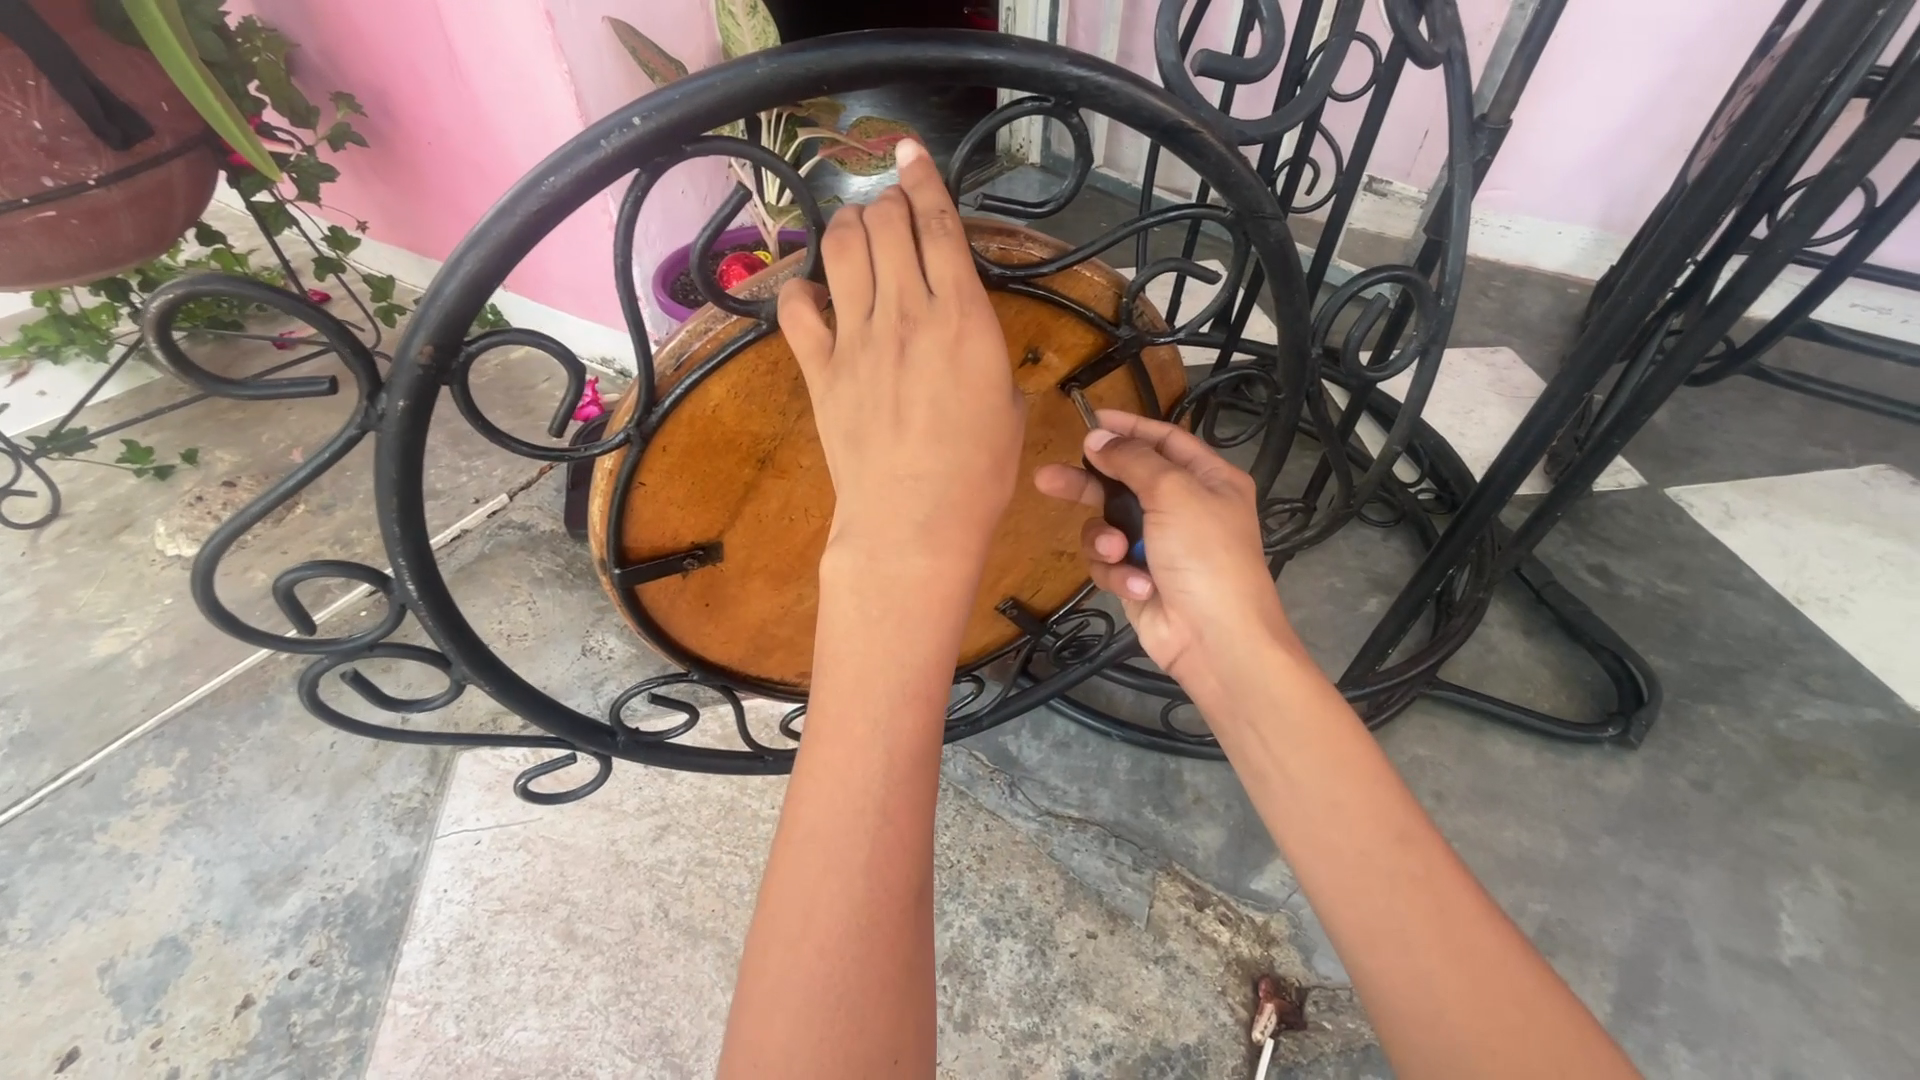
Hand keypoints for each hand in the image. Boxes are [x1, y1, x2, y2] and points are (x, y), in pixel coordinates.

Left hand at [778, 139, 1024, 570]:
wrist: (914, 523)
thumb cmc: (978, 475)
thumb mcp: (1006, 406)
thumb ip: (986, 356)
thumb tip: (969, 341)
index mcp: (962, 318)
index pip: (937, 224)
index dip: (923, 177)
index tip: (910, 152)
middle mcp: (906, 313)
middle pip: (884, 223)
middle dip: (887, 204)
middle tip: (893, 215)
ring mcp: (856, 338)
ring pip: (840, 249)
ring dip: (847, 228)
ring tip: (855, 235)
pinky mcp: (821, 369)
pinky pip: (798, 309)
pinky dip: (802, 290)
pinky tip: (814, 293)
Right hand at [1034, 410, 1296, 690]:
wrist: (1214, 637)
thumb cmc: (1205, 555)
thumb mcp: (1174, 493)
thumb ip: (1133, 460)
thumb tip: (1099, 437)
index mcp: (1207, 479)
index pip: (1164, 441)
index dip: (1129, 428)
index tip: (1092, 420)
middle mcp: (1183, 507)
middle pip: (1123, 481)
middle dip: (1088, 484)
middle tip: (1048, 478)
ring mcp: (1157, 544)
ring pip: (1106, 524)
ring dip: (1105, 538)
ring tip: (1116, 551)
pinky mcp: (1136, 575)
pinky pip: (1108, 561)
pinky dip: (1116, 571)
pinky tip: (1137, 585)